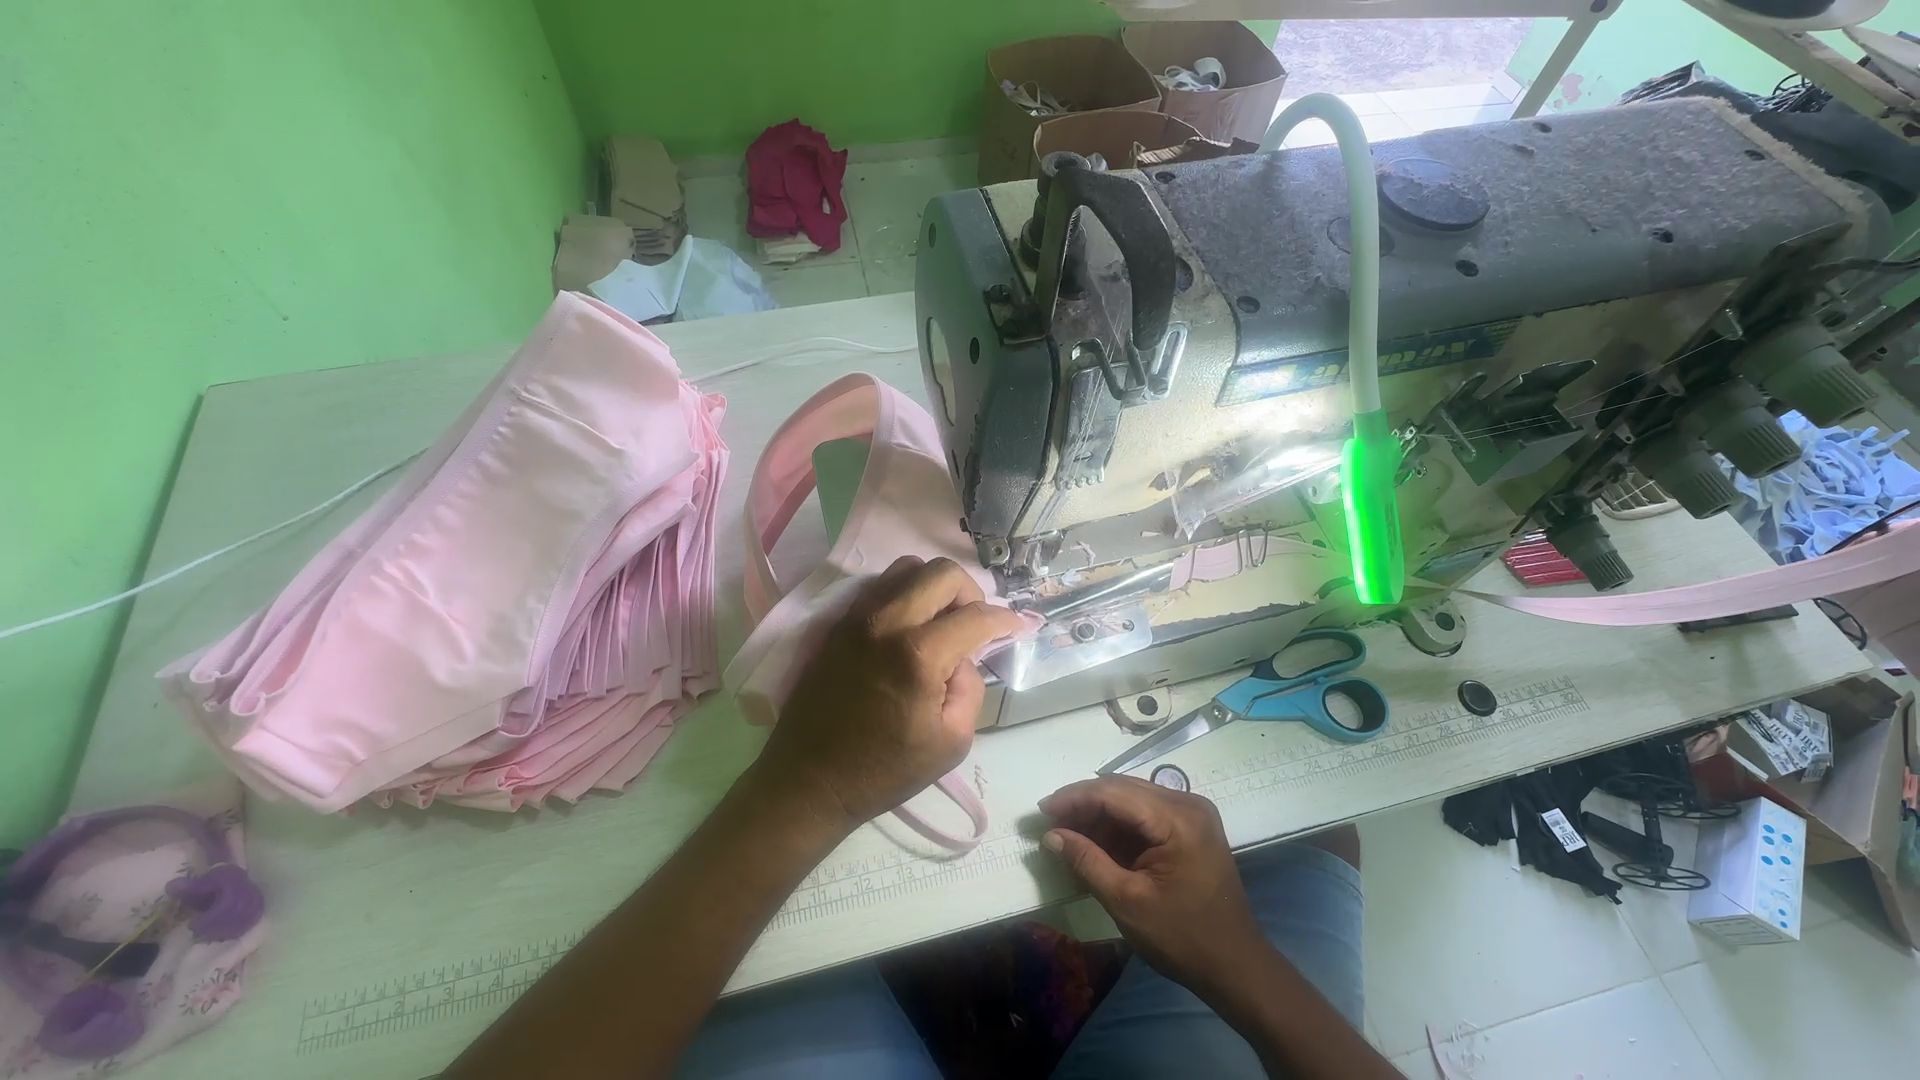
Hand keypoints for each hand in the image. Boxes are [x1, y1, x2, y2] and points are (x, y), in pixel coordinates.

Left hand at [758, 556, 1024, 831]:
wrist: (810, 780)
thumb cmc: (885, 770)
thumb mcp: (953, 742)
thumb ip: (970, 686)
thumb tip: (964, 656)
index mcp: (918, 655)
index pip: (976, 616)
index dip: (1005, 620)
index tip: (1017, 628)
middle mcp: (887, 622)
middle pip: (942, 573)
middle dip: (970, 593)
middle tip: (974, 626)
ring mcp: (858, 617)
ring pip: (908, 568)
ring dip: (935, 587)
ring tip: (941, 622)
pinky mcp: (839, 623)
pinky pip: (880, 586)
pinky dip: (905, 593)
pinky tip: (910, 626)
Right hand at [1040, 776, 1265, 994]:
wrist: (1235, 966)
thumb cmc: (1181, 937)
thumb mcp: (1126, 901)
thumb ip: (1087, 862)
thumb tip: (1051, 835)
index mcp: (1178, 818)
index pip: (1114, 792)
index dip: (1074, 798)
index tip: (1042, 811)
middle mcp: (1188, 804)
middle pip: (1123, 790)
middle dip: (1084, 805)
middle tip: (1050, 823)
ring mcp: (1192, 815)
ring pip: (1132, 800)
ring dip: (1099, 815)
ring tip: (1067, 835)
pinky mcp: (1190, 829)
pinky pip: (1145, 815)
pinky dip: (1118, 826)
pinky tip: (1095, 843)